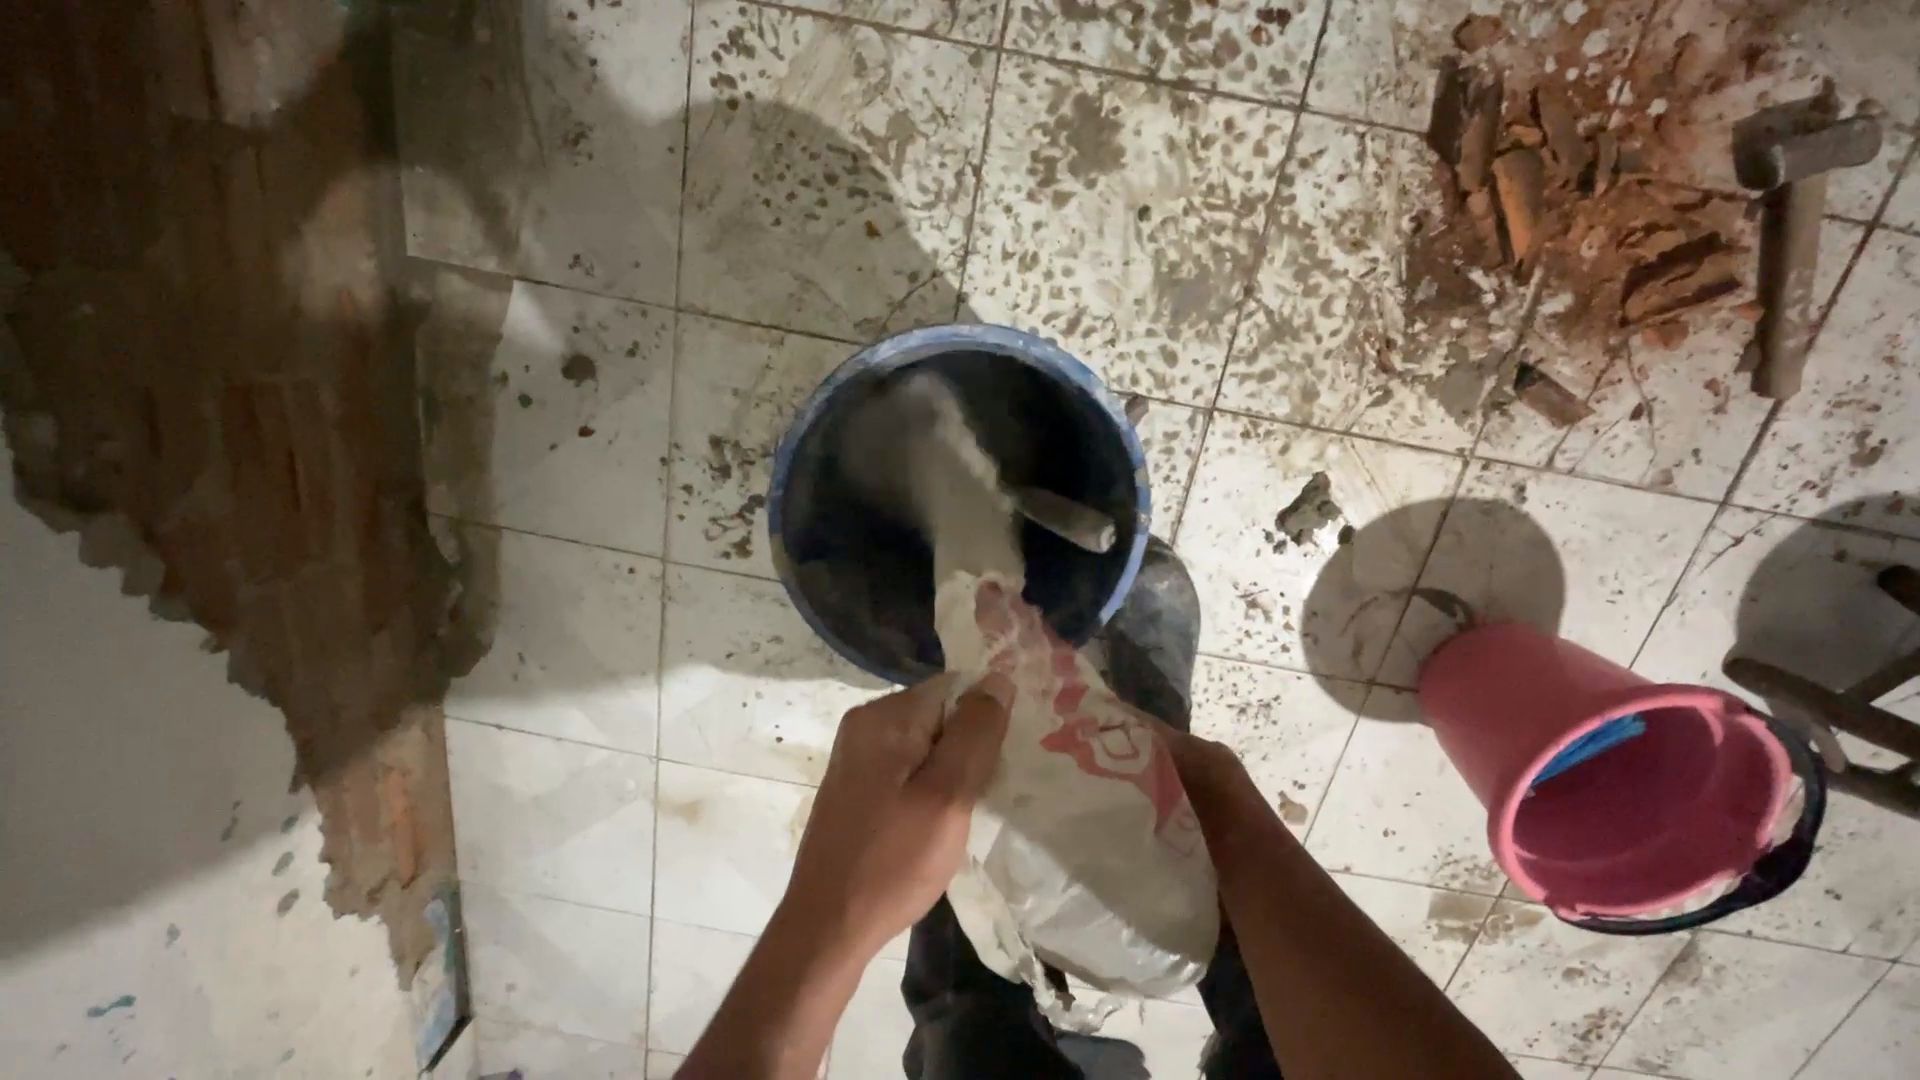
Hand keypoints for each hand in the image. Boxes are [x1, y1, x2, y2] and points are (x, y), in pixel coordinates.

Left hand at [779, 671, 1014, 957]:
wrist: (828, 926)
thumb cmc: (893, 862)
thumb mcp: (948, 795)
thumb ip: (975, 733)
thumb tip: (998, 679)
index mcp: (884, 715)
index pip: (955, 688)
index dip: (984, 722)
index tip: (994, 767)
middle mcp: (865, 722)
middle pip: (940, 712)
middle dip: (968, 747)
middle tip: (977, 796)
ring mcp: (857, 752)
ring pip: (927, 741)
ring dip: (951, 769)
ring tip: (960, 812)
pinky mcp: (856, 782)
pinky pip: (907, 763)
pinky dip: (929, 784)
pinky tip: (934, 821)